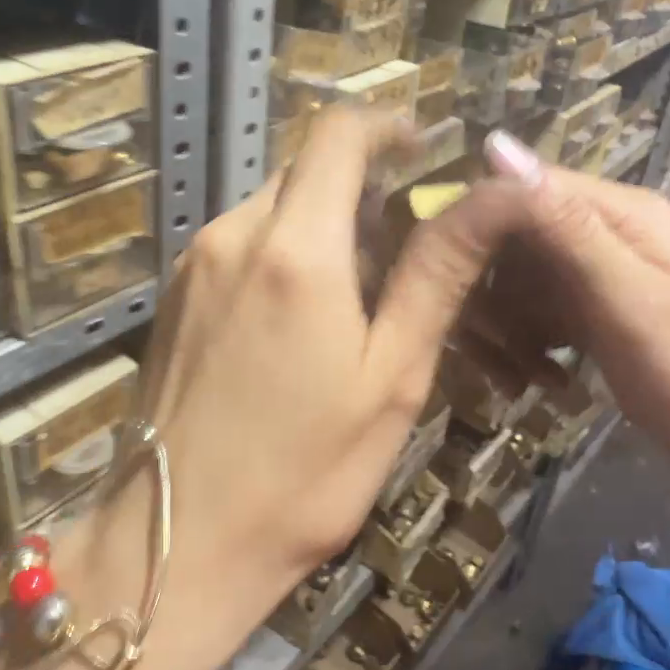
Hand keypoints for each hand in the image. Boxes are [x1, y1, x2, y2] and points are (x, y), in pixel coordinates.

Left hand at [45, 110, 530, 669]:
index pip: (337, 135)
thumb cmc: (304, 473)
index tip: (422, 149)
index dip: (386, 126)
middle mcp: (233, 233)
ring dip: (318, 225)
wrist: (176, 543)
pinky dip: (279, 254)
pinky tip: (296, 323)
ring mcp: (193, 264)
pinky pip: (237, 245)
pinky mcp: (172, 296)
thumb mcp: (392, 375)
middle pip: (303, 171)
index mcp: (295, 245)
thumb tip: (497, 191)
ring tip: (356, 298)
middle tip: (403, 248)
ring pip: (269, 208)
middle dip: (357, 187)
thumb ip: (438, 272)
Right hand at [475, 130, 669, 588]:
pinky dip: (531, 347)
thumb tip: (495, 145)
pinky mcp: (609, 322)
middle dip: (488, 290)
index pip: (517, 189)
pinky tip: (536, 383)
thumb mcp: (631, 301)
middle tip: (485, 351)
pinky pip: (547, 317)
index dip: (472, 228)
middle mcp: (612, 234)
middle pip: (515, 238)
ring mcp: (611, 280)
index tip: (440, 282)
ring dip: (506, 327)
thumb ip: (562, 227)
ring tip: (515, 378)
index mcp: (621, 214)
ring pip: (525, 283)